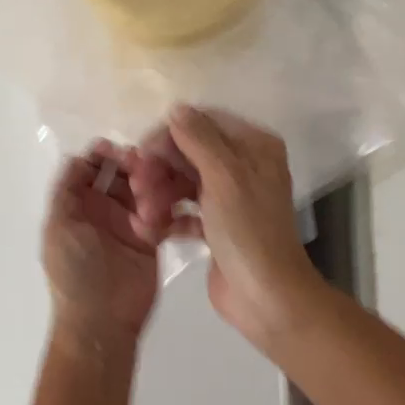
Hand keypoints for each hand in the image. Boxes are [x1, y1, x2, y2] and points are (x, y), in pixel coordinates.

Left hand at [42, 141, 159, 348]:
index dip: (103, 155)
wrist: (101, 320)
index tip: (119, 149)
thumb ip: (65, 191)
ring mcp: (128, 223)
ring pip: (143, 189)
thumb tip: (77, 158)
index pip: (90, 168)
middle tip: (145, 164)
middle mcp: (102, 209)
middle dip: (132, 164)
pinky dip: (167, 205)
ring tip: (158, 186)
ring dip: (150, 183)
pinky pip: (162, 212)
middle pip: (120, 174)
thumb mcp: (58, 227)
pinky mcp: (152, 237)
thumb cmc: (74, 273)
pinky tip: (173, 202)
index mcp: (76, 204)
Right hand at [130, 106, 325, 344]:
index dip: (170, 136)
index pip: (204, 123)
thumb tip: (176, 108)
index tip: (141, 155)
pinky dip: (170, 217)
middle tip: (138, 190)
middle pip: (190, 153)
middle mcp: (244, 167)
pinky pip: (186, 211)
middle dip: (161, 169)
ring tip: (146, 215)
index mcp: (254, 146)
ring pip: (185, 182)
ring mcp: (231, 198)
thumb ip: (199, 139)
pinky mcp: (218, 227)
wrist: (266, 296)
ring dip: (161, 194)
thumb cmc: (248, 231)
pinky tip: (154, 229)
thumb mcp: (225, 176)